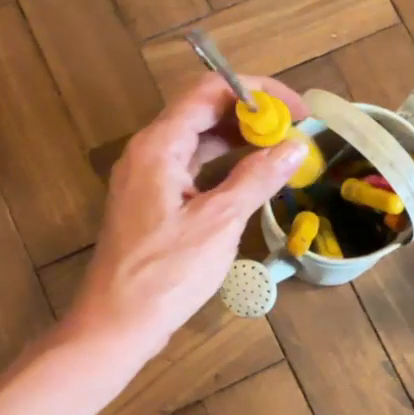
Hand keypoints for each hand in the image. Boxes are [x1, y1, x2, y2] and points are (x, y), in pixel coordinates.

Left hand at [67, 75, 308, 354]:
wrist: (116, 323)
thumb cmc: (165, 273)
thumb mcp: (218, 222)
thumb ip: (257, 178)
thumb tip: (296, 145)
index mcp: (158, 146)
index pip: (208, 91)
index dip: (256, 92)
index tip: (297, 109)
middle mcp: (148, 152)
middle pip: (202, 111)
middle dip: (251, 114)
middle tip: (296, 129)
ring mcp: (148, 178)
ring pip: (197, 140)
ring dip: (239, 139)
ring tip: (282, 149)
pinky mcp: (153, 202)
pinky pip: (191, 167)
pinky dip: (223, 165)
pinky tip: (252, 177)